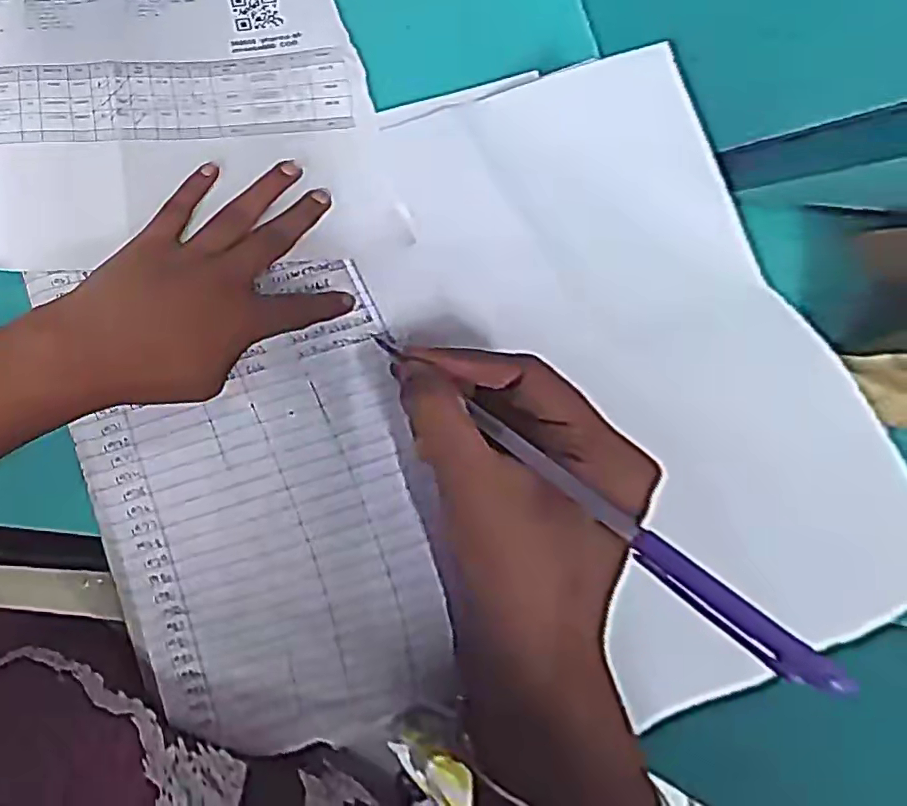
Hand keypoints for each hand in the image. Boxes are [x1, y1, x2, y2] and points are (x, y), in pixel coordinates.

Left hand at [38, 161, 355, 407]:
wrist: (91, 350)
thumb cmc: (142, 373)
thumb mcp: (202, 380)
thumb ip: (226, 356)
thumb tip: (227, 342)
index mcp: (239, 319)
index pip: (293, 310)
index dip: (321, 305)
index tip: (340, 297)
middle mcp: (221, 281)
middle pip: (272, 243)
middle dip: (301, 219)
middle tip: (319, 199)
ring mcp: (187, 257)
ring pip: (236, 216)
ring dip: (265, 191)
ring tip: (287, 171)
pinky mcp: (151, 244)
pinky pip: (178, 209)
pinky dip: (194, 188)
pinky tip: (210, 171)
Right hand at [395, 348, 660, 672]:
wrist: (521, 648)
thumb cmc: (515, 569)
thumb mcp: (473, 480)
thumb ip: (440, 415)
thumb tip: (414, 370)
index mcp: (605, 453)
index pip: (530, 379)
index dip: (465, 363)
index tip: (410, 361)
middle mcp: (593, 460)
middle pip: (518, 396)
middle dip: (457, 384)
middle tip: (404, 377)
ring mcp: (564, 480)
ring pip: (503, 420)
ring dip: (454, 408)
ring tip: (410, 404)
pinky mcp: (533, 496)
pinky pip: (494, 446)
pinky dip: (457, 433)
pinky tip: (427, 435)